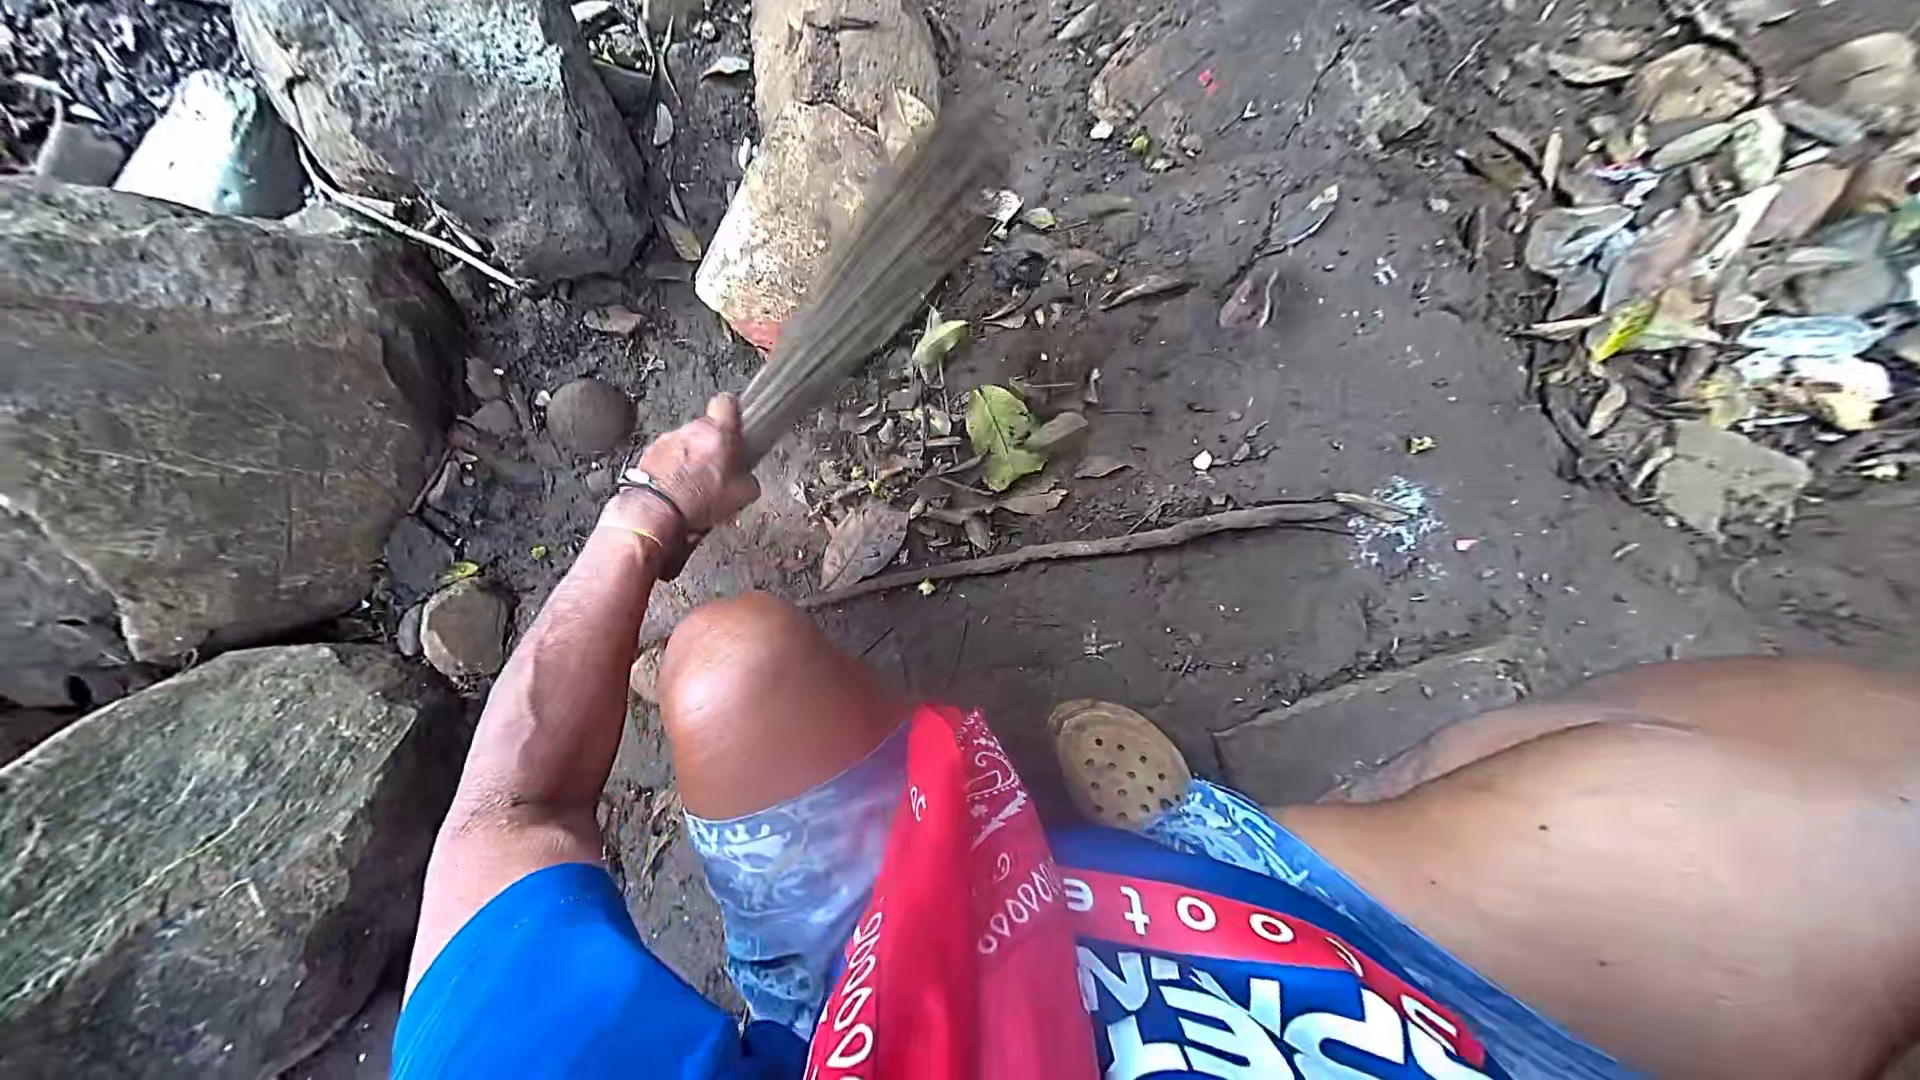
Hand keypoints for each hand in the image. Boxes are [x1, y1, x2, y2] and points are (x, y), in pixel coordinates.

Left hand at [599, 394, 760, 559]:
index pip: (727, 403)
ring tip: (697, 486)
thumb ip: (749, 479)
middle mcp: (691, 430)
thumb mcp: (743, 494)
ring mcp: (667, 441)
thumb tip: (748, 481)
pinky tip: (681, 491)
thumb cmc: (698, 499)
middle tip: (719, 469)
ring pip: (686, 444)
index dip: (732, 413)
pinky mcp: (650, 454)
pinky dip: (673, 470)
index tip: (735, 426)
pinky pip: (667, 458)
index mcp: (719, 432)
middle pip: (706, 428)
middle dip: (712, 446)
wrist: (659, 510)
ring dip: (692, 459)